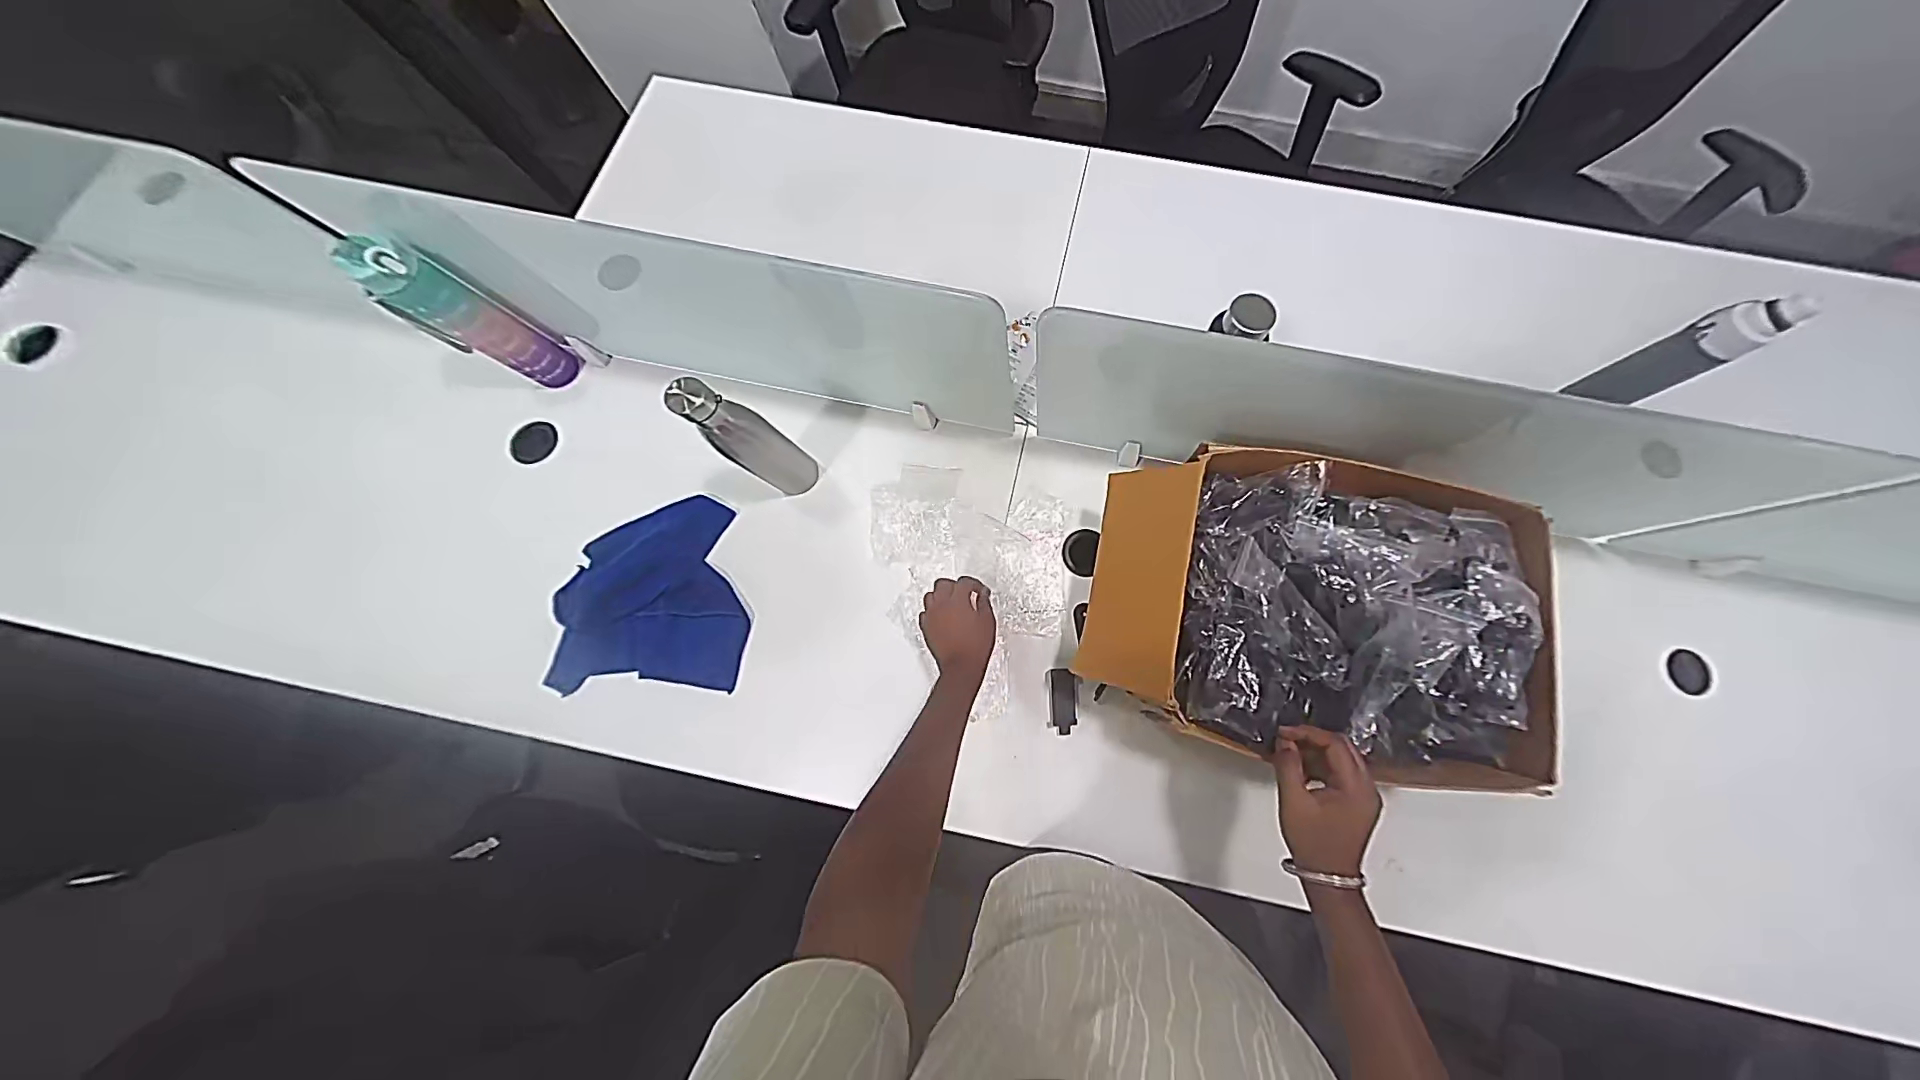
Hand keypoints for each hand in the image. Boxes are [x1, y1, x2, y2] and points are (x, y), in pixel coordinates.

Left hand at [919, 577, 994, 683]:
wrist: (961, 667)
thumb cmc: (975, 647)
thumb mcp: (987, 621)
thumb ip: (984, 603)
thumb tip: (982, 595)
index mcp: (957, 601)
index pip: (963, 582)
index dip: (974, 584)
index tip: (979, 590)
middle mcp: (941, 605)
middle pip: (942, 584)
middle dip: (954, 585)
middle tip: (965, 592)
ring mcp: (931, 616)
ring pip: (930, 596)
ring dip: (941, 596)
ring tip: (952, 603)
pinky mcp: (926, 628)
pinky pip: (925, 612)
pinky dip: (933, 611)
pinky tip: (942, 616)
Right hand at [1272, 726, 1381, 877]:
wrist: (1328, 876)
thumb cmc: (1312, 842)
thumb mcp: (1293, 801)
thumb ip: (1288, 766)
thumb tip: (1285, 742)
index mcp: (1356, 787)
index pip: (1336, 744)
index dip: (1308, 733)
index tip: (1284, 732)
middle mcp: (1368, 789)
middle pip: (1343, 748)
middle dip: (1313, 739)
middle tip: (1286, 739)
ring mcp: (1365, 797)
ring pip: (1343, 760)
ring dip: (1317, 753)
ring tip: (1289, 754)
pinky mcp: (1359, 803)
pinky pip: (1342, 774)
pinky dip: (1322, 767)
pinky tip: (1301, 771)